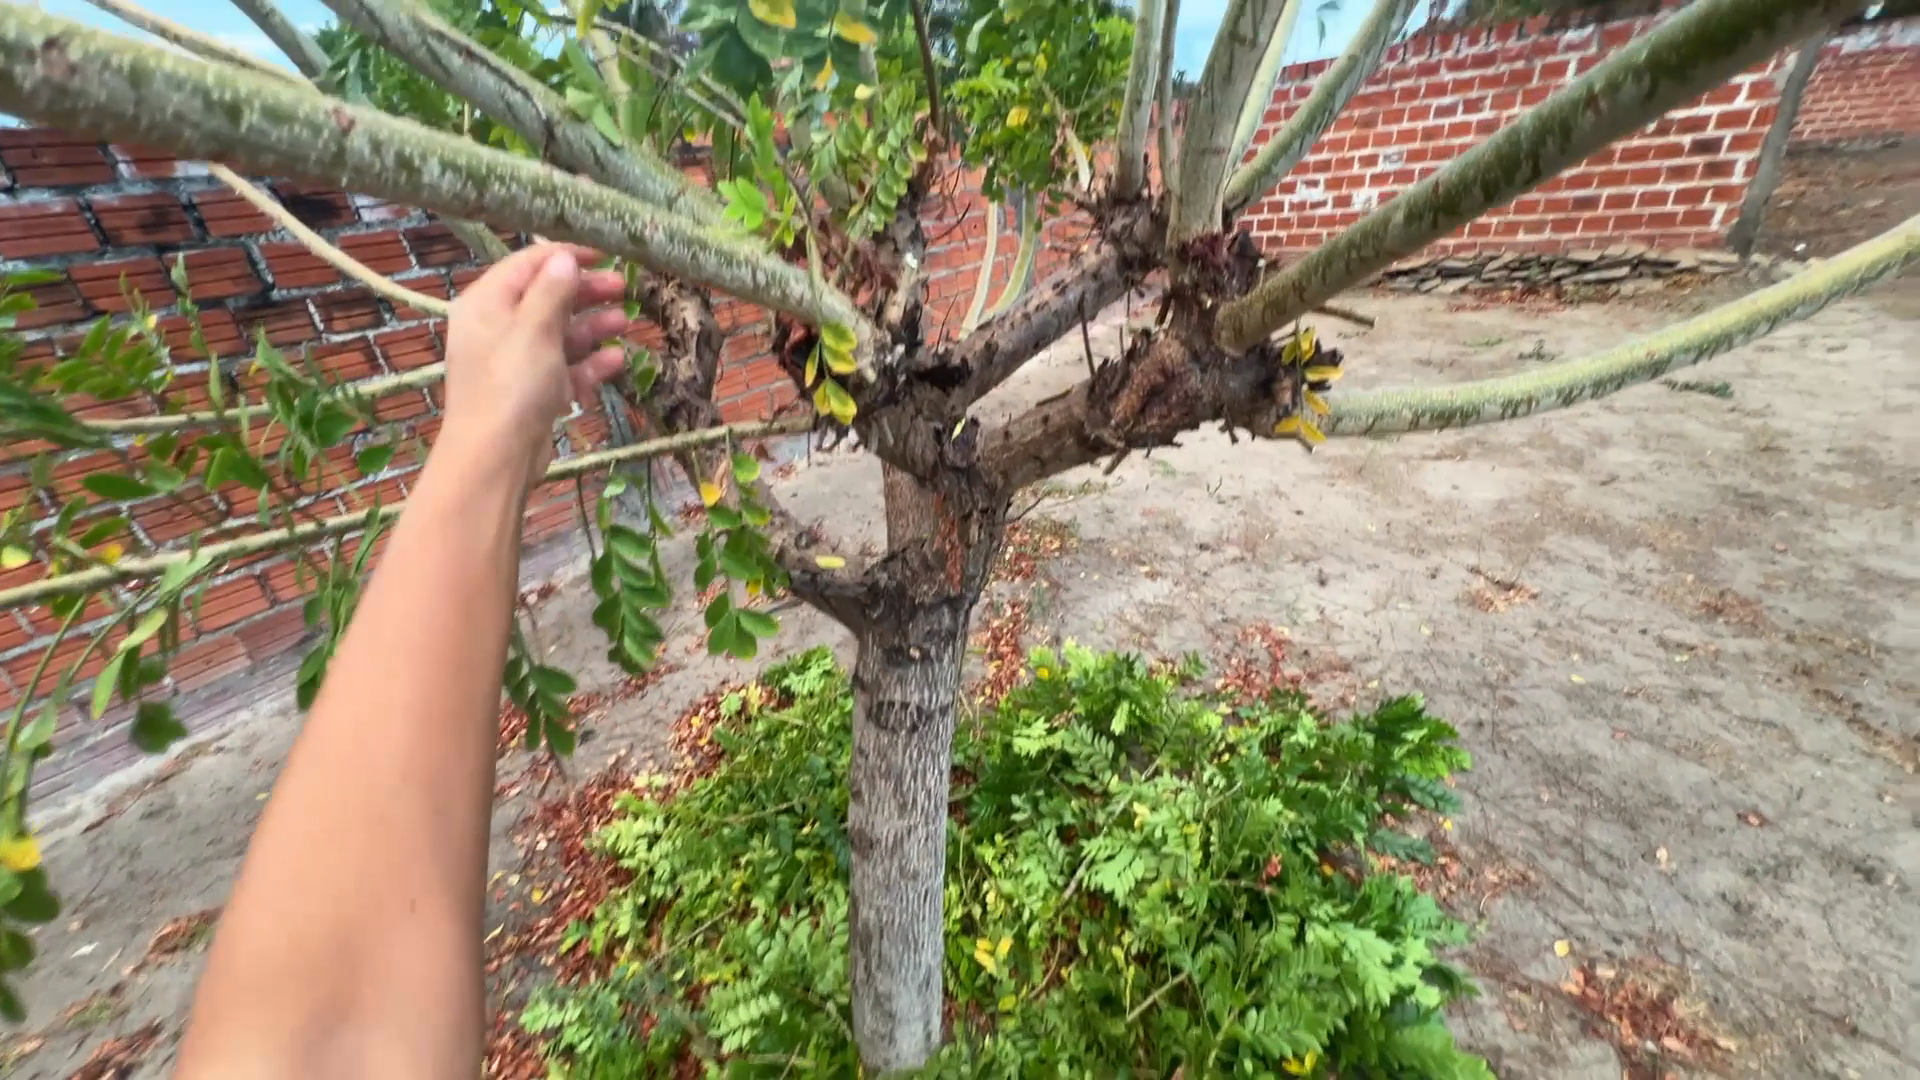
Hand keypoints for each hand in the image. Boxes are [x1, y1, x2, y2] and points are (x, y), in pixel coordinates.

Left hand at [438, 242, 631, 489]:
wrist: (497, 454)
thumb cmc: (511, 386)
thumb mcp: (534, 331)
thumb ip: (552, 292)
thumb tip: (565, 257)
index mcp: (487, 304)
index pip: (527, 265)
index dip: (565, 256)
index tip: (604, 253)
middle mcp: (500, 328)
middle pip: (548, 299)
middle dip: (585, 293)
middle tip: (623, 289)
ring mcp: (519, 361)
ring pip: (562, 335)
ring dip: (593, 328)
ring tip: (624, 324)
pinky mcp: (536, 391)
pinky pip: (567, 368)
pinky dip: (590, 364)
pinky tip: (615, 361)